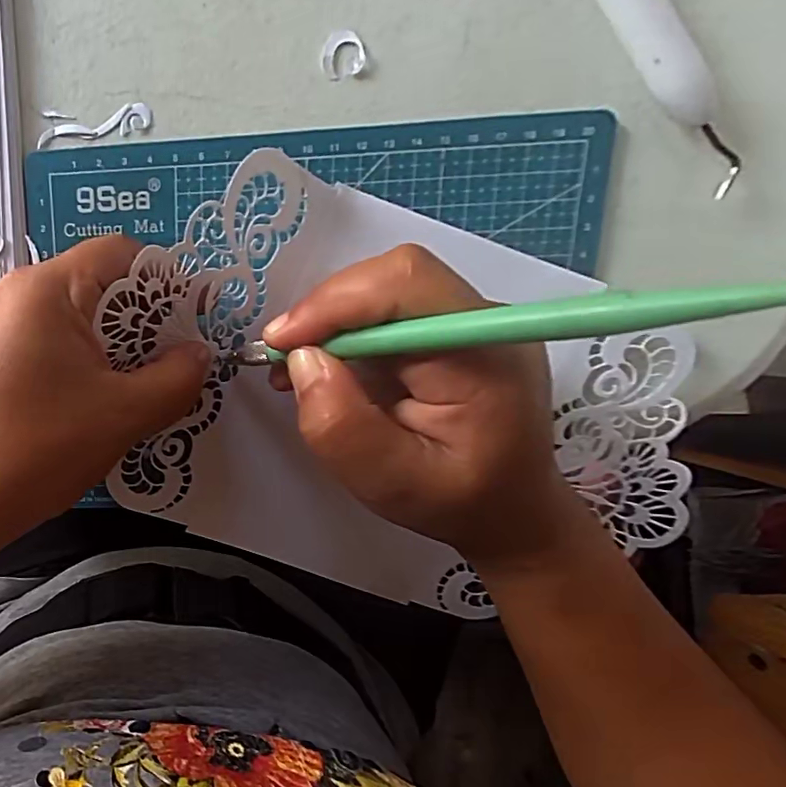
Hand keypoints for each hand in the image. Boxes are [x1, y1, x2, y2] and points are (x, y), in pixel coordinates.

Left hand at [0, 235, 209, 551]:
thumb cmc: (36, 449)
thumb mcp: (123, 413)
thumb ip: (177, 377)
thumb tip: (198, 355)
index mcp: (45, 288)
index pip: (121, 252)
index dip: (165, 282)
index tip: (190, 325)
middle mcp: (17, 294)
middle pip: (99, 283)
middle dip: (143, 322)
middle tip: (172, 364)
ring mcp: (0, 326)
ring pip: (78, 318)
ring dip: (117, 348)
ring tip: (140, 390)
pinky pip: (54, 343)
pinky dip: (86, 363)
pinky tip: (100, 403)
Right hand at [262, 244, 599, 569]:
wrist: (504, 509)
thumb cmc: (455, 502)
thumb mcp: (391, 482)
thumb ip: (344, 428)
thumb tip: (302, 361)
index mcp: (482, 353)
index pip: (406, 285)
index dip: (336, 302)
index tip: (281, 343)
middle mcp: (477, 320)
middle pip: (389, 277)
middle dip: (324, 311)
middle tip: (281, 358)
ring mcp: (460, 320)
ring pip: (377, 289)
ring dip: (326, 322)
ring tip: (294, 370)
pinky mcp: (438, 329)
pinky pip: (379, 309)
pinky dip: (337, 331)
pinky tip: (319, 367)